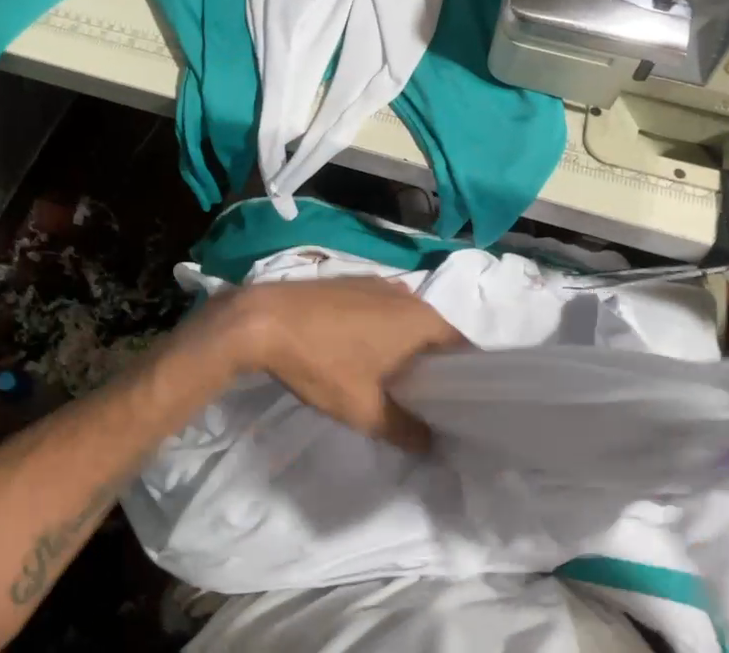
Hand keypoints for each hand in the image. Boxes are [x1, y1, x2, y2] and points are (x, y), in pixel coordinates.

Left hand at [217, 276, 464, 451]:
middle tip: (426, 405)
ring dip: (404, 350)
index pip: (464, 351)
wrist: (261, 320)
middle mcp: (407, 294)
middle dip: (433, 368)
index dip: (466, 381)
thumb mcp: (365, 410)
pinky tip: (361, 357)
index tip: (460, 410)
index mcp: (422, 318)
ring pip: (405, 323)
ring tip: (393, 385)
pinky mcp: (349, 283)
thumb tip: (433, 444)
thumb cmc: (321, 361)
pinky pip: (380, 312)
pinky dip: (381, 334)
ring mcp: (376, 283)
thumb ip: (406, 430)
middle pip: (435, 335)